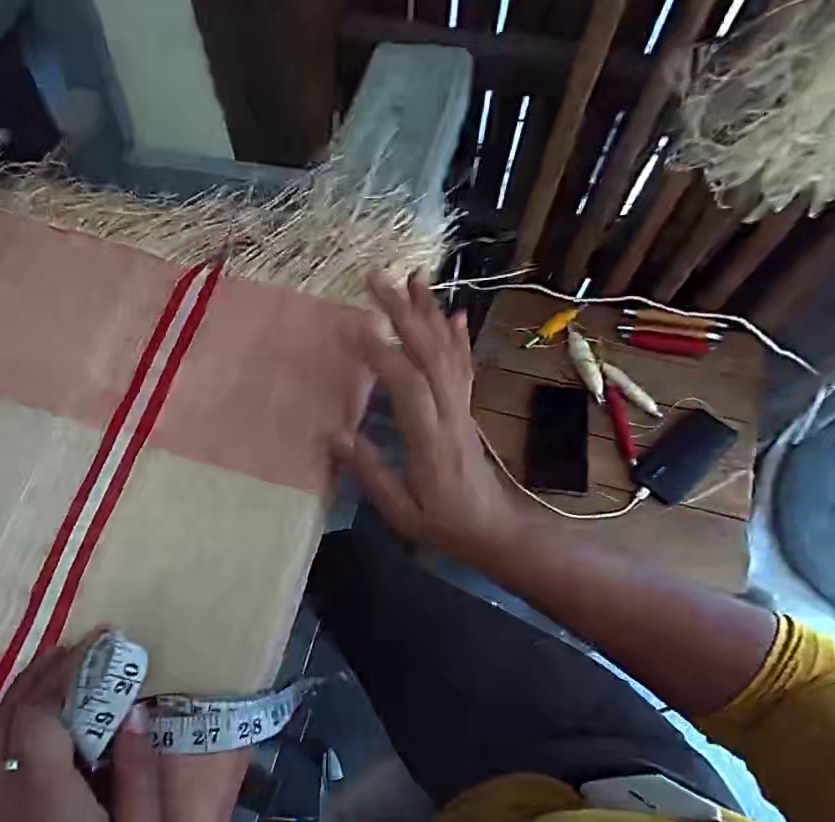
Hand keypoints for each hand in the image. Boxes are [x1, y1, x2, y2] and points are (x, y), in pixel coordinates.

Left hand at [0, 638, 168, 821]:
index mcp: (49, 801)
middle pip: (8, 718)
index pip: (41, 714)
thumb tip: (136, 714)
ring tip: (49, 675)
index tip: (104, 642)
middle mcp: (8, 802)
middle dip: (43, 672)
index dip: (68, 670)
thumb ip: (140, 780)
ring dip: (12, 699)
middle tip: (82, 647)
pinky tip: (11, 734)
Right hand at [340, 271, 531, 565]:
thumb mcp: (403, 514)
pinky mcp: (467, 410)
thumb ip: (373, 475)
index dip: (383, 354)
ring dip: (429, 313)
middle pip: (430, 355)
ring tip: (412, 277)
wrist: (497, 531)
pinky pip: (463, 367)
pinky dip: (456, 337)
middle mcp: (451, 416)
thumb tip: (337, 437)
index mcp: (431, 442)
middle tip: (377, 279)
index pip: (408, 387)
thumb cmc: (446, 526)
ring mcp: (463, 410)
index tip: (354, 327)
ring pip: (448, 353)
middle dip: (404, 313)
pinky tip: (452, 314)